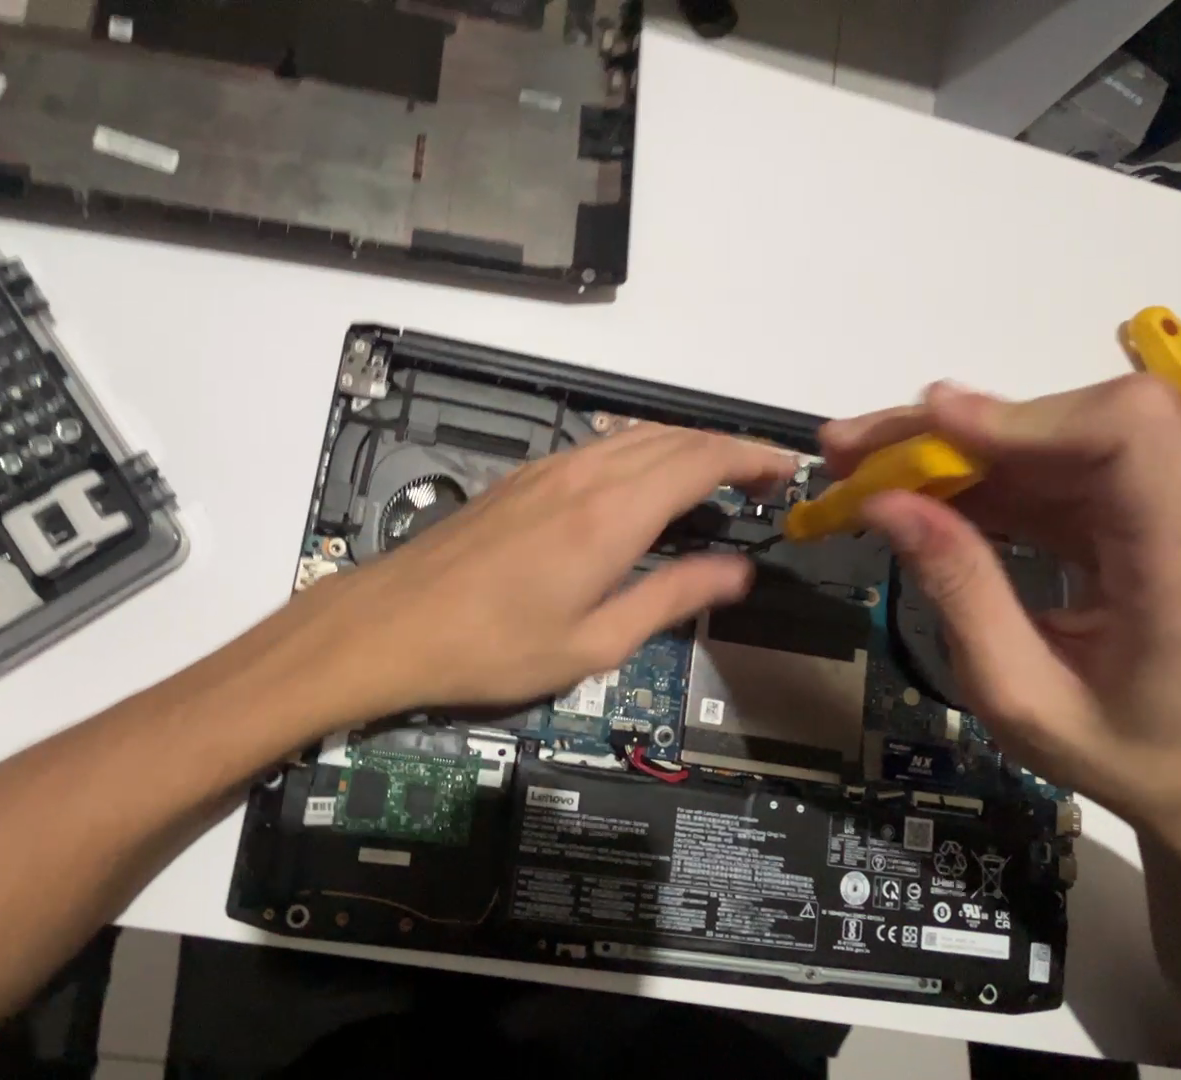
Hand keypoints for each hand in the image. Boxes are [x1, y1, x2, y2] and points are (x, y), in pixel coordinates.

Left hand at [285, 423, 794, 722]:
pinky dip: (640, 456)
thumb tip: (737, 572)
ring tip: (715, 484)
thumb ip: (671, 599)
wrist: (391, 625)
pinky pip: (598, 449)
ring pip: (633, 436)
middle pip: (673, 438)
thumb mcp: (594, 643)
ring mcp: (546, 469)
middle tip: (763, 482)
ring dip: (683, 449)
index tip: (789, 472)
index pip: (703, 459)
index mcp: (612, 513)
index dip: (754, 458)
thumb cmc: (493, 648)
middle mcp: (583, 473)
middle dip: (727, 450)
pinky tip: (643, 488)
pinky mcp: (520, 479)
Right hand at [821, 377, 1180, 845]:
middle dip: (949, 433)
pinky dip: (976, 478)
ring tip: (860, 467)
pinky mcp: (1145, 508)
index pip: (1126, 436)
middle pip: (1071, 427)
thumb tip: (884, 503)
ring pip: (1049, 442)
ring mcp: (1179, 504)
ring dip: (949, 451)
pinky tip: (913, 490)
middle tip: (847, 448)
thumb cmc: (1123, 756)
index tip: (927, 419)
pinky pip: (1052, 472)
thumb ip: (959, 591)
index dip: (1021, 415)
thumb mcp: (1019, 694)